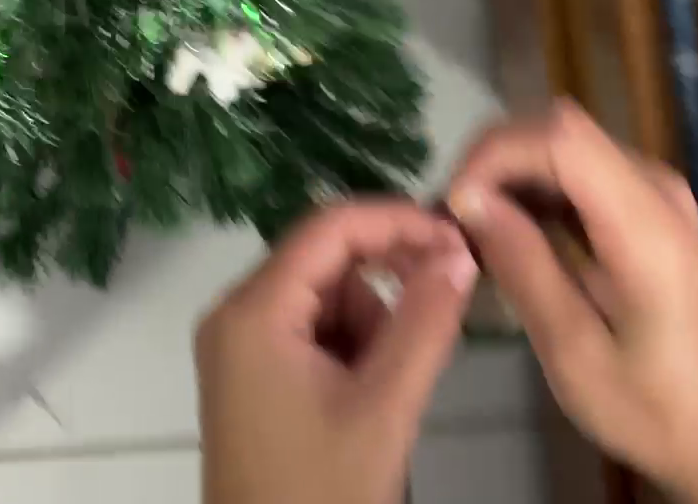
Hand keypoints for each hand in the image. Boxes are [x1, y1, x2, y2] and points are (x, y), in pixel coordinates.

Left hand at [196, 202, 478, 503]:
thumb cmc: (321, 495)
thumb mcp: (382, 410)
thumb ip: (425, 324)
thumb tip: (461, 252)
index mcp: (254, 310)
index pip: (328, 228)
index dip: (395, 220)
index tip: (454, 235)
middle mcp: (236, 309)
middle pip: (324, 256)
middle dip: (387, 270)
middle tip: (448, 286)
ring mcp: (240, 338)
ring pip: (323, 289)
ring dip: (371, 316)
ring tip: (390, 380)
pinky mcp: (252, 365)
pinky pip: (311, 322)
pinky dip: (351, 339)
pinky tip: (368, 387)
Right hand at [446, 102, 697, 503]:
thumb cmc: (647, 404)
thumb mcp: (572, 350)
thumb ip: (522, 265)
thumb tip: (466, 198)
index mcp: (647, 226)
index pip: (562, 140)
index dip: (498, 154)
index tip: (457, 204)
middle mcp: (656, 187)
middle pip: (559, 129)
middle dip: (494, 159)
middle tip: (455, 215)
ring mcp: (652, 187)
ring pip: (560, 139)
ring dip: (508, 169)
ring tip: (473, 222)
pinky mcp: (641, 197)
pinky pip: (572, 163)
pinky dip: (530, 183)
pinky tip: (508, 226)